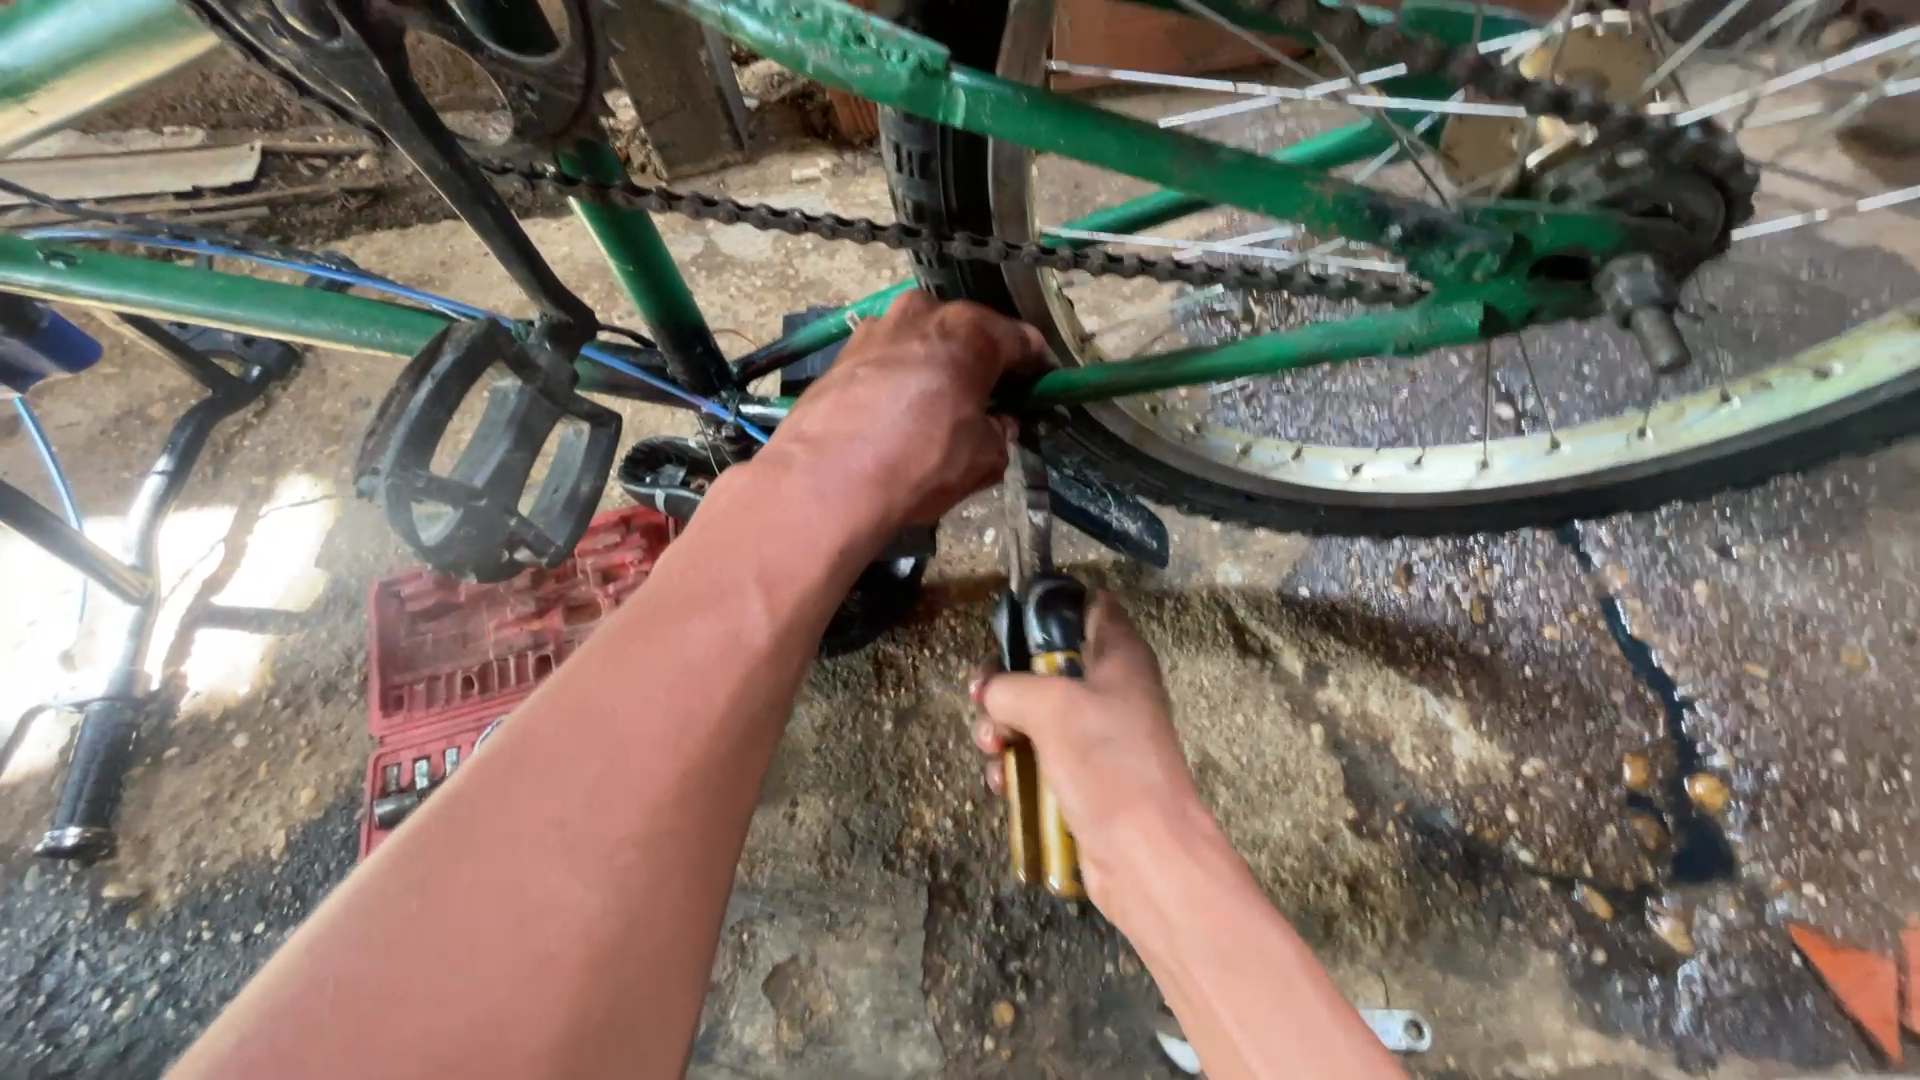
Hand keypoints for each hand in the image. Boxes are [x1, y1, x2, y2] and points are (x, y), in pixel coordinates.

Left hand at [761, 290, 1044, 534]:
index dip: (1037, 366)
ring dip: (936, 367)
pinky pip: (886, 360)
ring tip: (939, 407)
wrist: (825, 480)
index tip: (1043, 385)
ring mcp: (876, 329)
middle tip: (991, 399)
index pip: (1020, 340)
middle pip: (967, 333)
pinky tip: (897, 413)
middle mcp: (922, 314)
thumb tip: (999, 425)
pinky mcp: (840, 354)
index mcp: (970, 331)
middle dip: (982, 362)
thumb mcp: (984, 458)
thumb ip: (1001, 434)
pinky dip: (899, 378)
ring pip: (921, 342)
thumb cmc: (919, 462)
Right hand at [968, 592, 1209, 906]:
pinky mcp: (1080, 776)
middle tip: (982, 698)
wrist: (1143, 853)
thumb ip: (1010, 686)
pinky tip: (1003, 783)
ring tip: (993, 748)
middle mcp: (1109, 689)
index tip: (1011, 626)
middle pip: (1045, 665)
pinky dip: (1014, 766)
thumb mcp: (1052, 705)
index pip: (1089, 606)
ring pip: (1032, 714)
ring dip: (1001, 728)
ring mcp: (1094, 736)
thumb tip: (990, 695)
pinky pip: (1035, 757)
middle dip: (1005, 682)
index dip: (1049, 609)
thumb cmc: (1106, 762)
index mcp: (1119, 655)